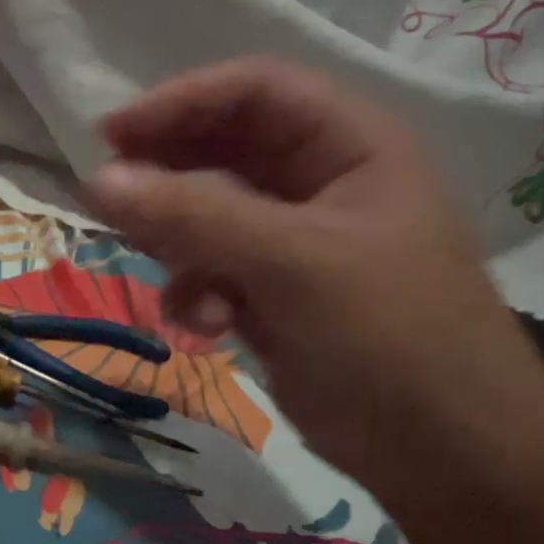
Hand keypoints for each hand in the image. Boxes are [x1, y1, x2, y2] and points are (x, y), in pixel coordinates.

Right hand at [84, 58, 543, 502]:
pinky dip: (198, 296)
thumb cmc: (387, 337)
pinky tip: (203, 329)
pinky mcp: (281, 303)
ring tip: (171, 286)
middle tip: (107, 201)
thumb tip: (98, 180)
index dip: (181, 103)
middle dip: (169, 177)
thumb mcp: (290, 265)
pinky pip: (218, 277)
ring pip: (213, 222)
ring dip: (180, 249)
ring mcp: (301, 249)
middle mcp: (326, 186)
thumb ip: (193, 218)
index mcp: (353, 147)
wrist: (444, 451)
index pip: (256, 92)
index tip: (109, 137)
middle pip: (227, 154)